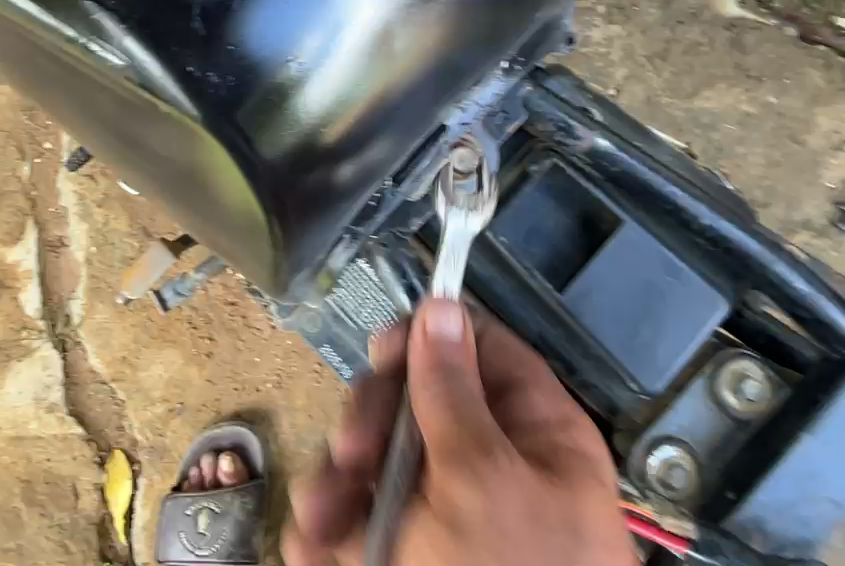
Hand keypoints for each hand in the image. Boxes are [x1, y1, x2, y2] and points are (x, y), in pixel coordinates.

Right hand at [285, 299, 633, 565]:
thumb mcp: (483, 481)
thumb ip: (452, 393)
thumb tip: (441, 303)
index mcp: (533, 430)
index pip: (480, 348)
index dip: (429, 336)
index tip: (381, 352)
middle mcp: (491, 459)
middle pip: (418, 400)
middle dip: (370, 421)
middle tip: (349, 451)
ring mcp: (448, 509)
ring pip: (381, 460)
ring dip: (337, 480)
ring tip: (315, 516)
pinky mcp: (411, 551)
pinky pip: (365, 517)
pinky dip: (333, 526)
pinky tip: (311, 546)